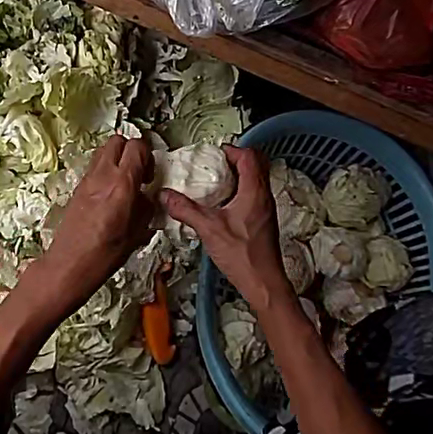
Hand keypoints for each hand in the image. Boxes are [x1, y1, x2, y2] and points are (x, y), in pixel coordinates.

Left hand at [27, 134, 156, 313]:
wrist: (68, 266)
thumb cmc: (103, 255)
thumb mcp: (137, 234)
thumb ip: (145, 209)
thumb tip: (147, 198)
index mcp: (121, 185)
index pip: (137, 146)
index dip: (148, 155)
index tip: (150, 175)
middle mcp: (102, 176)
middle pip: (118, 141)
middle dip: (132, 151)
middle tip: (139, 173)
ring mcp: (87, 180)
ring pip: (104, 151)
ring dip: (118, 159)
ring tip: (126, 182)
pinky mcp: (77, 188)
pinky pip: (95, 167)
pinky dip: (106, 171)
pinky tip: (112, 195)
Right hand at [161, 146, 300, 318]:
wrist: (264, 283)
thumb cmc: (243, 256)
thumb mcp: (208, 229)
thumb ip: (186, 210)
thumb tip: (166, 195)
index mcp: (255, 192)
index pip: (249, 156)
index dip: (232, 150)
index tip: (215, 153)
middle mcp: (264, 197)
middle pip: (256, 165)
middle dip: (236, 159)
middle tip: (215, 163)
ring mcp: (266, 209)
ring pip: (256, 180)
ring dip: (238, 175)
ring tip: (216, 180)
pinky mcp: (263, 221)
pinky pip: (254, 195)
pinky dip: (240, 190)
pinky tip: (222, 204)